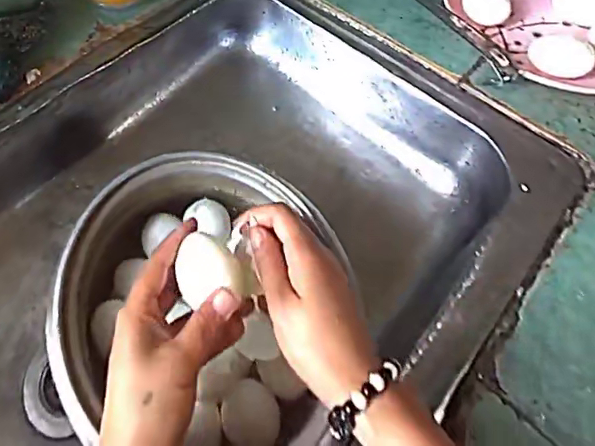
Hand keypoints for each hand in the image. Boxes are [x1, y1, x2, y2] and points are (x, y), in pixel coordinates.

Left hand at [98, 219, 245, 445]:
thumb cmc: (143, 409)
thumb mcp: (179, 360)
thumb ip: (205, 325)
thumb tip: (227, 294)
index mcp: (136, 314)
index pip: (156, 266)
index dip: (174, 243)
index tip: (191, 226)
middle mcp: (144, 325)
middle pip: (172, 288)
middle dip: (196, 273)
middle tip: (217, 256)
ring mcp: (155, 347)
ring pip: (186, 314)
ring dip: (210, 305)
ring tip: (235, 292)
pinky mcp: (168, 368)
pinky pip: (192, 338)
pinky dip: (212, 331)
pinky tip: (233, 327)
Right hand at [234, 204, 375, 407]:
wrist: (357, 382)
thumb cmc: (316, 348)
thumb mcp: (281, 306)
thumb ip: (267, 264)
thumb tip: (256, 233)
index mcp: (309, 255)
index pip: (281, 213)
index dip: (255, 213)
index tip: (237, 231)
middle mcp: (324, 255)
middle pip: (291, 223)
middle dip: (262, 228)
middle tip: (241, 250)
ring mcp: (332, 270)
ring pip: (298, 241)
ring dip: (274, 246)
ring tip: (253, 268)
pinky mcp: (334, 286)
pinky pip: (306, 259)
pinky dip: (286, 261)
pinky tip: (274, 286)